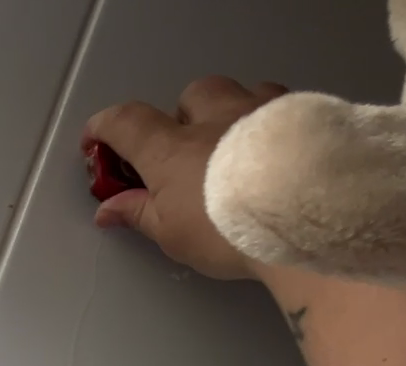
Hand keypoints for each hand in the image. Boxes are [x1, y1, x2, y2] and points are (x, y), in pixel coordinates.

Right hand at [84, 76, 288, 280]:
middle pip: (193, 95)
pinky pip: (282, 106)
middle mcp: (218, 119)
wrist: (312, 221)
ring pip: (243, 92)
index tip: (94, 141)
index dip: (104, 126)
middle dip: (182, 115)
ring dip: (230, 113)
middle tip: (182, 150)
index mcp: (173, 149)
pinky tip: (272, 153)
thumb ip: (138, 213)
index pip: (127, 122)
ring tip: (232, 148)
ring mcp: (267, 111)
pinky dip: (268, 123)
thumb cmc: (225, 231)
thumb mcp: (170, 233)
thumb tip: (108, 209)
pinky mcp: (308, 116)